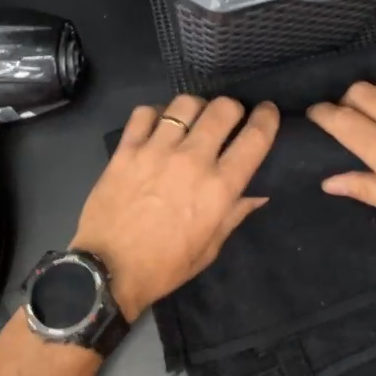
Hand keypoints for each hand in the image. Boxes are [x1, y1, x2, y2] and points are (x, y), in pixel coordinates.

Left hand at [71, 95, 278, 319]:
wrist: (108, 272)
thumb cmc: (164, 266)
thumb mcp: (209, 248)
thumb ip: (234, 214)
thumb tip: (258, 194)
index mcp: (219, 188)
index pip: (255, 138)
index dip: (267, 118)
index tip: (267, 111)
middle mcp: (192, 160)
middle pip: (223, 109)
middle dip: (232, 107)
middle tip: (228, 118)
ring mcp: (156, 150)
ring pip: (185, 104)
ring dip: (196, 108)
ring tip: (192, 119)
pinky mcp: (126, 149)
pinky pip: (144, 113)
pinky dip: (155, 113)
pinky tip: (157, 126)